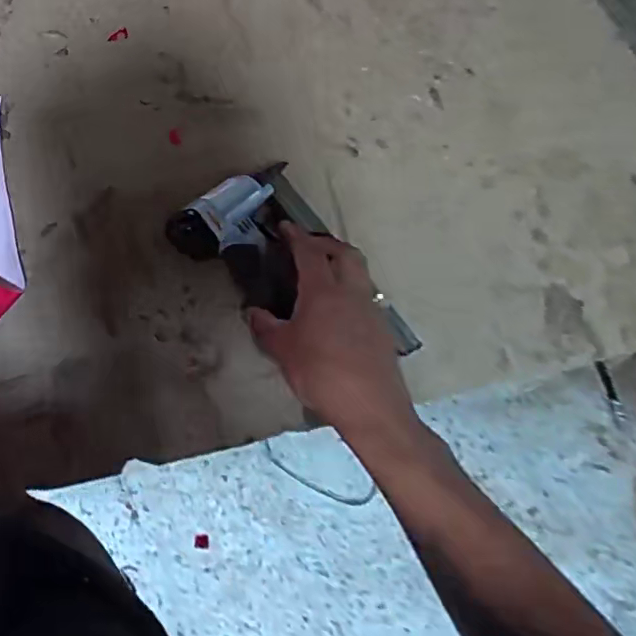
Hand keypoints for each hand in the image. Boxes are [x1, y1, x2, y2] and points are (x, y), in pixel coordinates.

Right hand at [247, 225, 424, 450]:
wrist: (372, 408)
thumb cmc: (321, 373)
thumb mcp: (282, 350)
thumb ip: (266, 327)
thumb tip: (254, 312)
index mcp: (323, 291)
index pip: (310, 252)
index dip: (296, 236)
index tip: (285, 227)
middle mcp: (351, 292)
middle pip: (345, 253)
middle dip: (325, 243)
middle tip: (306, 245)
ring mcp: (371, 310)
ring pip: (360, 273)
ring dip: (341, 265)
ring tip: (321, 276)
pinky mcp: (381, 330)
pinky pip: (365, 296)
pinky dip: (349, 290)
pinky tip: (336, 310)